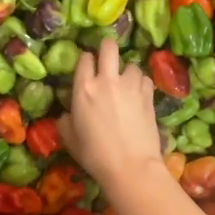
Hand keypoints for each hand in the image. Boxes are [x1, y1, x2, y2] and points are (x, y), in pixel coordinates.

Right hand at [59, 38, 162, 190]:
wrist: (130, 166)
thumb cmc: (95, 154)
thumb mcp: (70, 139)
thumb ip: (65, 121)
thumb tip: (67, 115)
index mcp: (84, 88)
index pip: (85, 59)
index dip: (86, 60)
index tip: (87, 67)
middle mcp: (107, 80)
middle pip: (109, 47)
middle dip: (107, 47)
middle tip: (107, 57)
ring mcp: (130, 86)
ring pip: (131, 64)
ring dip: (126, 71)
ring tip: (125, 83)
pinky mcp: (148, 95)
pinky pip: (144, 79)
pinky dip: (140, 83)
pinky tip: (138, 94)